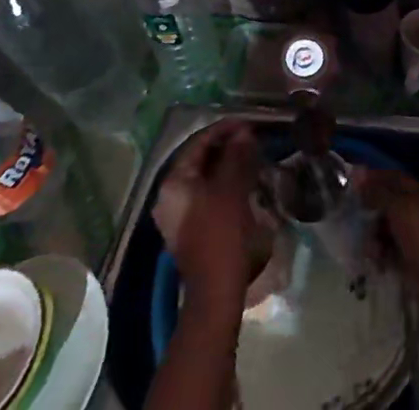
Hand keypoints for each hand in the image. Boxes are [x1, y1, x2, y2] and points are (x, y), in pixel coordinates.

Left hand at [152, 121, 273, 306]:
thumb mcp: (232, 192)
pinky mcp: (188, 231)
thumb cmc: (222, 236)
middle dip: (224, 148)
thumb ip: (236, 158)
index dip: (222, 130)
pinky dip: (222, 186)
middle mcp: (168, 194)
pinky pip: (205, 197)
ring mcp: (176, 215)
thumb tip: (243, 133)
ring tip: (250, 160)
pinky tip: (242, 187)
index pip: (197, 143)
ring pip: (202, 179)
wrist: (216, 294)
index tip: (246, 124)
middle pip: (197, 160)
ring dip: (225, 167)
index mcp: (174, 181)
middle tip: (250, 140)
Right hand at [359, 165, 418, 305]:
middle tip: (353, 212)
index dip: (372, 177)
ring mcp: (409, 233)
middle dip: (368, 209)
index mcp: (417, 193)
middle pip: (383, 203)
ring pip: (381, 226)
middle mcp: (412, 210)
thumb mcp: (398, 206)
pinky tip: (376, 257)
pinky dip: (377, 251)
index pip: (391, 178)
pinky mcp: (404, 255)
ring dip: (371, 234)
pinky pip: (383, 246)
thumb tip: (358, 173)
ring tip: (370, 244)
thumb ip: (376, 191)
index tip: (352, 181)